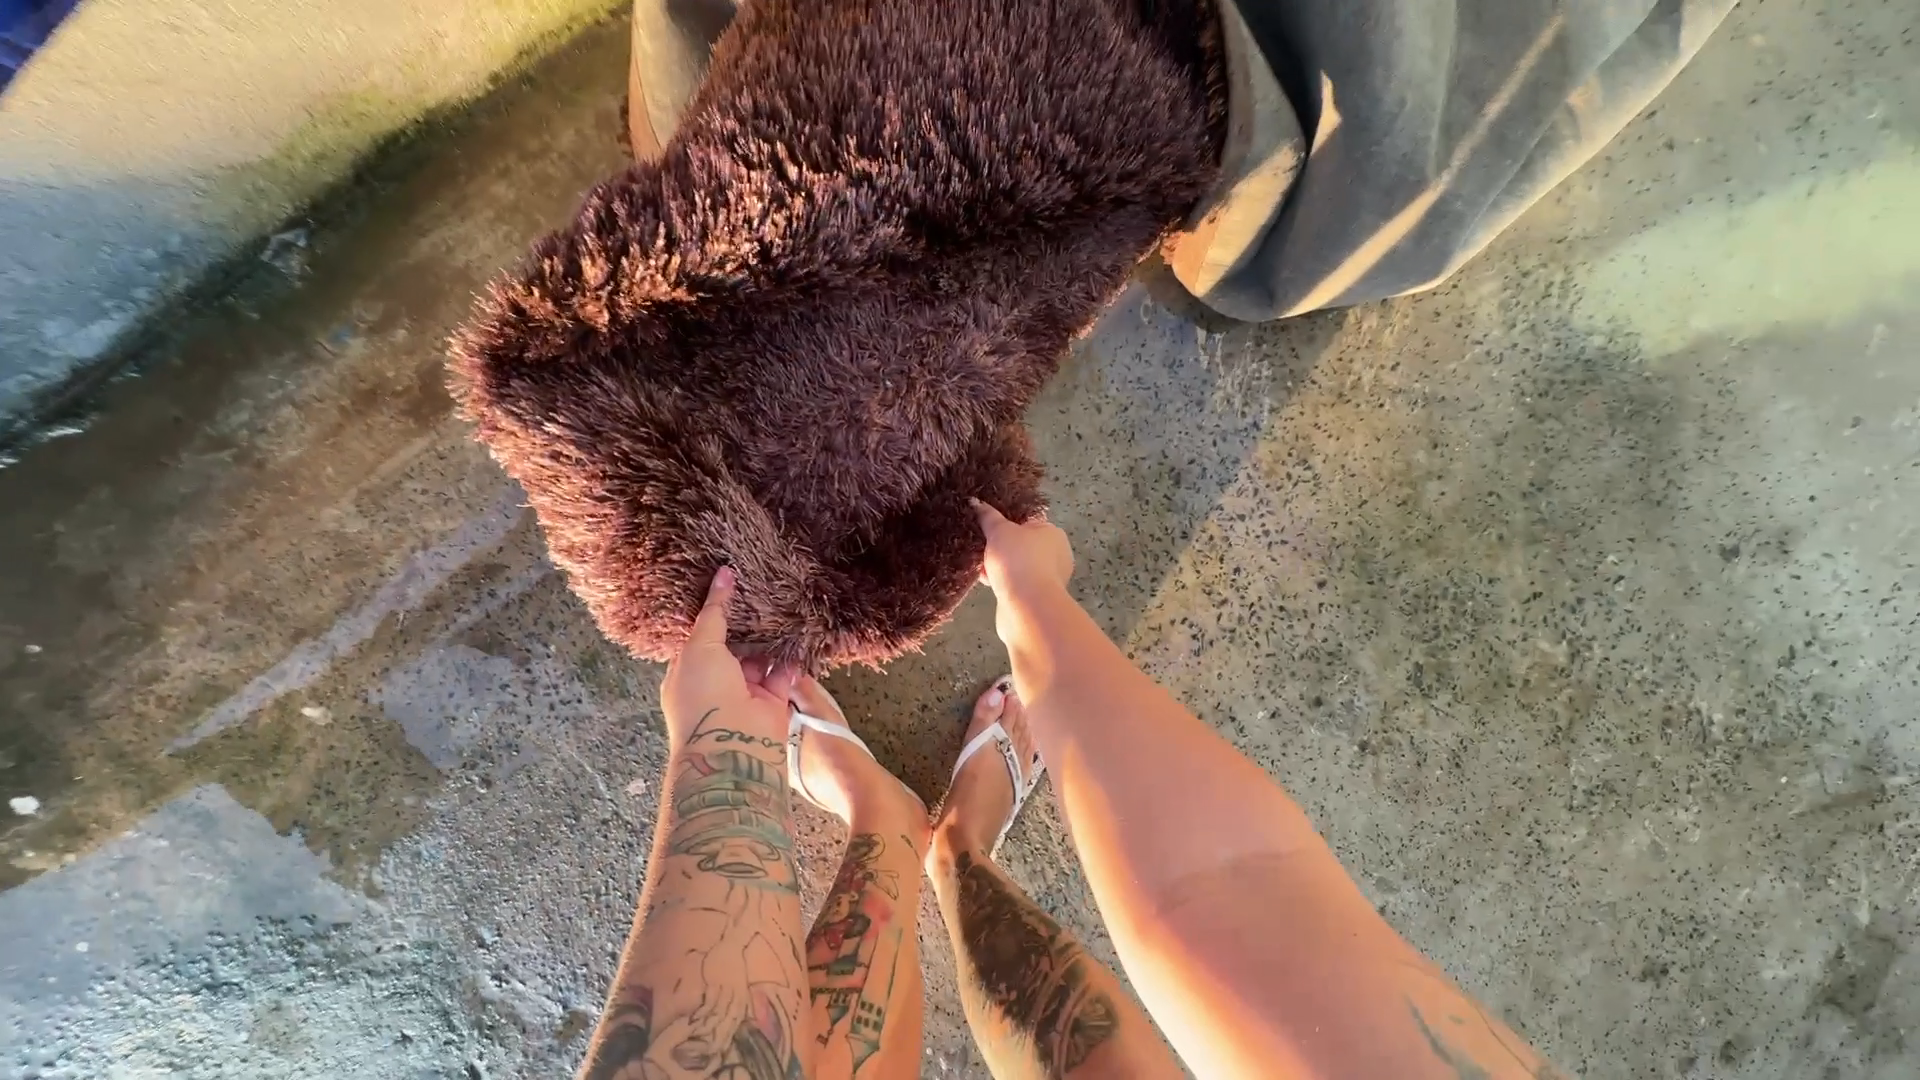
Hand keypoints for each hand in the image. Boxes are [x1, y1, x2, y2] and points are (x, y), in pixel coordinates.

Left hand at [660, 567, 796, 745]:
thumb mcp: (700, 646)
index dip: (713, 613)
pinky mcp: (772, 702)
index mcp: (687, 671)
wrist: (731, 745)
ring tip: (784, 607)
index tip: (729, 586)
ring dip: (770, 639)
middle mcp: (715, 683)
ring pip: (759, 658)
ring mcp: (744, 693)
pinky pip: (782, 673)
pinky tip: (799, 634)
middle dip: (746, 625)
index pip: (700, 636)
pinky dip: (790, 658)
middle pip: (733, 646)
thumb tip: (723, 574)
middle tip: (763, 592)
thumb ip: (715, 611)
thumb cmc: (703, 694)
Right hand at [972, 498, 1074, 600]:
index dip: (1005, 524)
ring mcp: (1049, 578)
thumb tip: (975, 501)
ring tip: (980, 567)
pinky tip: (986, 581)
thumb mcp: (998, 531)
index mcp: (1052, 532)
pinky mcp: (1037, 597)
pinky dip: (1002, 582)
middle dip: (999, 548)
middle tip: (981, 548)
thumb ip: (987, 516)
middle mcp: (1056, 554)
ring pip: (1017, 565)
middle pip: (1021, 545)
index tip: (987, 528)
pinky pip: (1015, 583)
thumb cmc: (1017, 560)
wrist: (1026, 606)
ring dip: (998, 566)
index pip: (1027, 522)